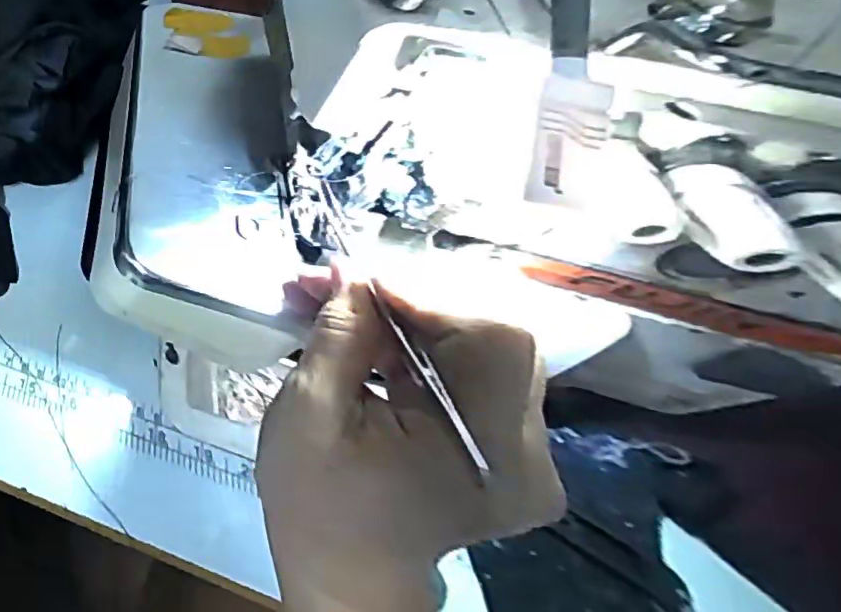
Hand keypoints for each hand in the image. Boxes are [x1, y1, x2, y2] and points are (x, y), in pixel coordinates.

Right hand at [257, 264, 565, 611]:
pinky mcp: (496, 440)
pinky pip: (459, 365)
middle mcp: (528, 450)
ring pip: (469, 342)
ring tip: (327, 300)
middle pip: (484, 335)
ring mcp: (519, 448)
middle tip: (327, 284)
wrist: (341, 569)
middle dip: (400, 297)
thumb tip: (352, 272)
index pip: (495, 341)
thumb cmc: (317, 499)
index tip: (355, 284)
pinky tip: (354, 332)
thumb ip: (339, 337)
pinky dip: (404, 338)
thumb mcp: (311, 411)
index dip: (427, 296)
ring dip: (396, 313)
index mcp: (492, 453)